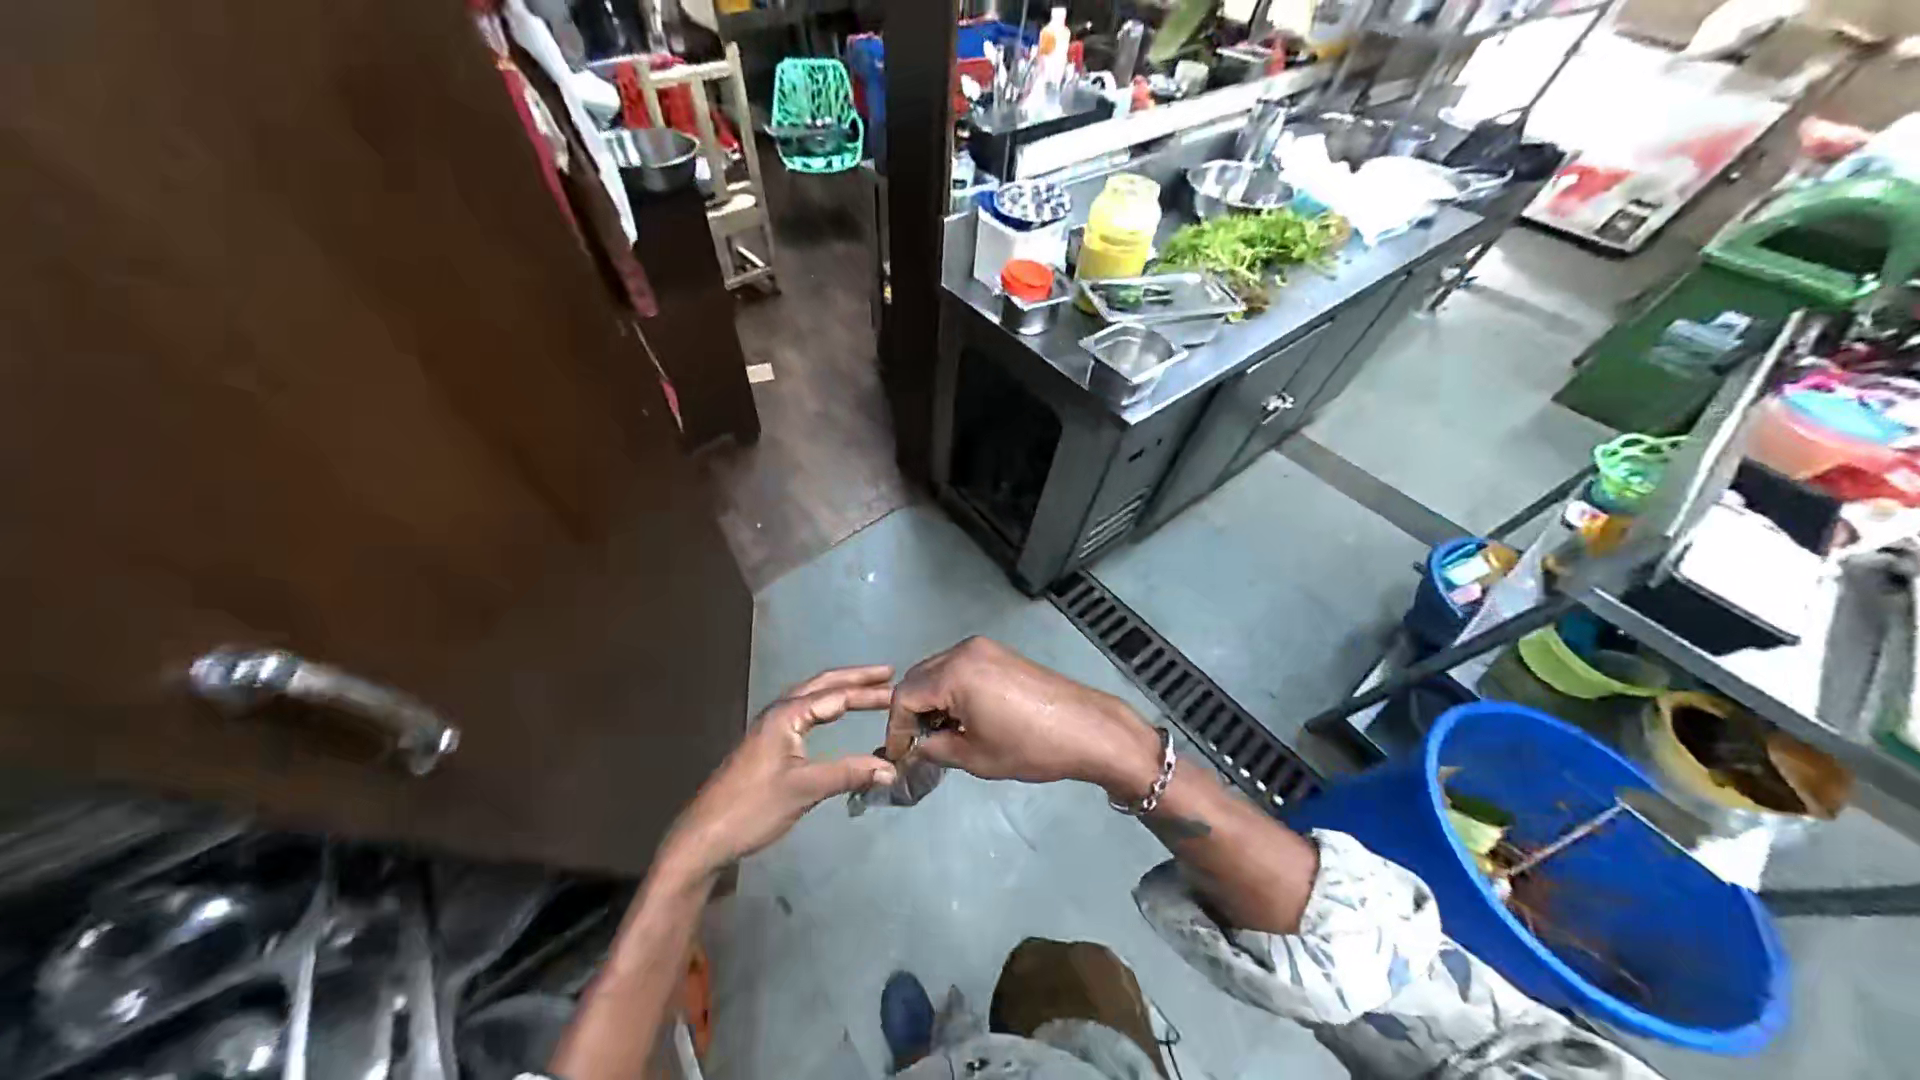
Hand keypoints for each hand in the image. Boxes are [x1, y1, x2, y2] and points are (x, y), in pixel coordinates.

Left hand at [660, 665, 898, 878]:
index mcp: (786, 715)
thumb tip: (891, 768)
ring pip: (811, 696)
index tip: (898, 690)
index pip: (836, 696)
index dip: (869, 693)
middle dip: (855, 678)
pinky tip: (835, 714)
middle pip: (822, 685)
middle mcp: (778, 712)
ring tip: (868, 686)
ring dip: (840, 688)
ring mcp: (770, 727)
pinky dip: (827, 705)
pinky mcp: (768, 743)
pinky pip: (805, 711)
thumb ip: (848, 774)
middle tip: (887, 672)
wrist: (704, 836)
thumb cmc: (753, 808)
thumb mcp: (804, 790)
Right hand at [885, 638, 1160, 800]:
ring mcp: (985, 648)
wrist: (1088, 729)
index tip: (900, 755)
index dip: (897, 729)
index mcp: (955, 673)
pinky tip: (962, 716)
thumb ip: (935, 748)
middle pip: (918, 677)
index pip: (905, 696)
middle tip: (917, 745)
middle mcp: (965, 651)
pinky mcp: (1000, 653)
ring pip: (938, 670)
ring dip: (931, 699)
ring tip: (940, 733)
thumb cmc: (1030, 746)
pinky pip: (960, 667)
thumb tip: (917, 747)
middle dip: (911, 711)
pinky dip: (951, 689)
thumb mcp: (975, 756)